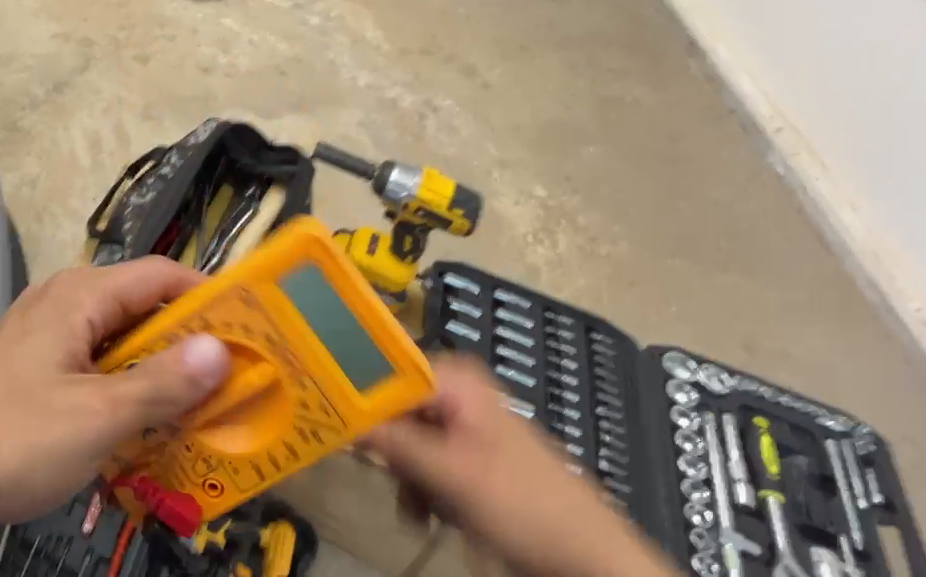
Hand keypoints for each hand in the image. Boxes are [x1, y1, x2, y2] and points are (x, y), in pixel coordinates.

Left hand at [0, 258, 231, 527]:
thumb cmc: (13, 439)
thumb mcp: (98, 417)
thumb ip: (162, 382)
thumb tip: (222, 347)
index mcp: (79, 295)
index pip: (160, 275)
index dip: (209, 298)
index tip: (253, 333)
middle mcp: (62, 301)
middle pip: (140, 307)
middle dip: (187, 343)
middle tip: (235, 384)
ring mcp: (43, 334)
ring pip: (117, 341)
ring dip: (156, 372)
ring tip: (199, 413)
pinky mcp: (32, 366)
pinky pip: (92, 365)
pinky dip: (123, 389)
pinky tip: (142, 429)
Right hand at [358, 357, 677, 576]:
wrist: (595, 563)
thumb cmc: (525, 507)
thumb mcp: (451, 475)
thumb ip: (394, 440)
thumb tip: (337, 412)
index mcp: (456, 380)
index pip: (383, 368)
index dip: (354, 390)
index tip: (330, 416)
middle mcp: (458, 394)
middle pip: (393, 405)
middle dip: (386, 448)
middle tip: (384, 478)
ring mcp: (466, 428)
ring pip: (406, 438)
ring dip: (404, 476)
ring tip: (417, 511)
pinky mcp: (473, 461)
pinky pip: (427, 461)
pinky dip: (422, 488)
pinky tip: (430, 515)